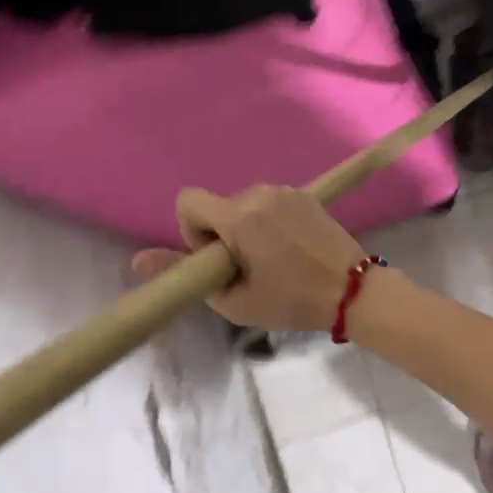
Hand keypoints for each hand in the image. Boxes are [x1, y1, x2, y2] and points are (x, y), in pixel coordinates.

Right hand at [133, 185, 369, 332]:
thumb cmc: (293, 301)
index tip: (219, 260)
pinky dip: (272, 224)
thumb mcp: (235, 300)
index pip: (188, 201)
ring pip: (246, 205)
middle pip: (219, 206)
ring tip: (275, 262)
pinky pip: (272, 205)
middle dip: (224, 234)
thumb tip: (137, 260)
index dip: (193, 232)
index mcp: (238, 216)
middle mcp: (260, 193)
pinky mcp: (307, 196)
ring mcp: (287, 191)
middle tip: (251, 269)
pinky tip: (292, 251)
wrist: (355, 290)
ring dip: (249, 229)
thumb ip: (184, 276)